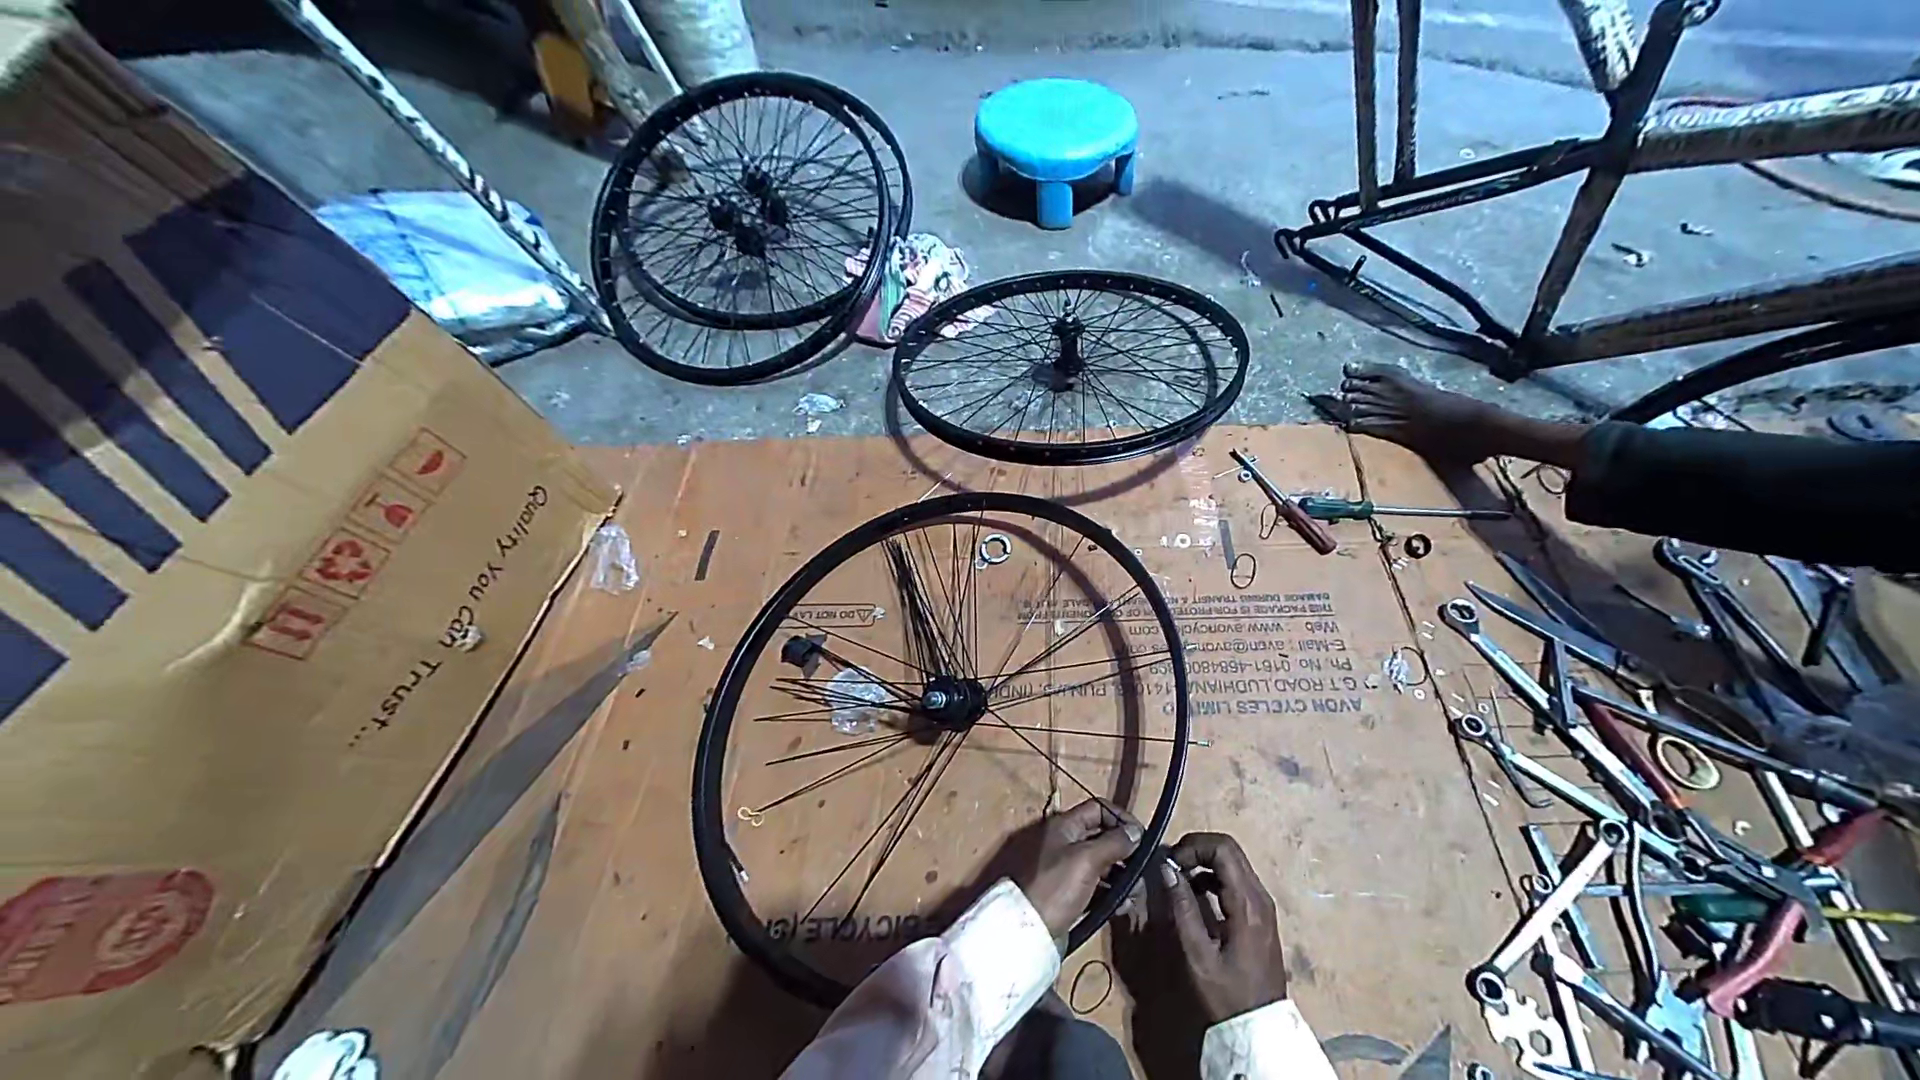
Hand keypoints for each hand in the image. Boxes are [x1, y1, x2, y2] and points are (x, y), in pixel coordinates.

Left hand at [1013, 799, 1142, 941]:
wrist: (1029, 927)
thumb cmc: (1056, 886)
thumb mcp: (1086, 859)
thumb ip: (1113, 843)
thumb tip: (1135, 831)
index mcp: (1065, 826)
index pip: (1098, 809)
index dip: (1121, 819)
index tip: (1141, 838)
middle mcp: (1066, 842)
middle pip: (1103, 837)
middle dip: (1126, 853)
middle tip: (1143, 873)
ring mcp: (1068, 868)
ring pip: (1103, 864)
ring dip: (1122, 876)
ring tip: (1134, 894)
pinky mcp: (1070, 892)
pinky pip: (1097, 885)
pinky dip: (1112, 892)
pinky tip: (1123, 906)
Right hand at [1161, 832, 1289, 1024]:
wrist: (1260, 1028)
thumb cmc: (1227, 993)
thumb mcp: (1197, 953)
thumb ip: (1182, 907)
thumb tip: (1167, 868)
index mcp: (1247, 904)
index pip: (1223, 848)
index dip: (1193, 846)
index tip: (1171, 863)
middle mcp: (1260, 897)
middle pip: (1229, 849)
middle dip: (1196, 849)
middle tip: (1172, 866)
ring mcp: (1263, 904)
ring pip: (1232, 861)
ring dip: (1203, 861)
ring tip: (1179, 879)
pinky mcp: (1259, 913)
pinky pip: (1235, 879)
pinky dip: (1212, 876)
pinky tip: (1195, 894)